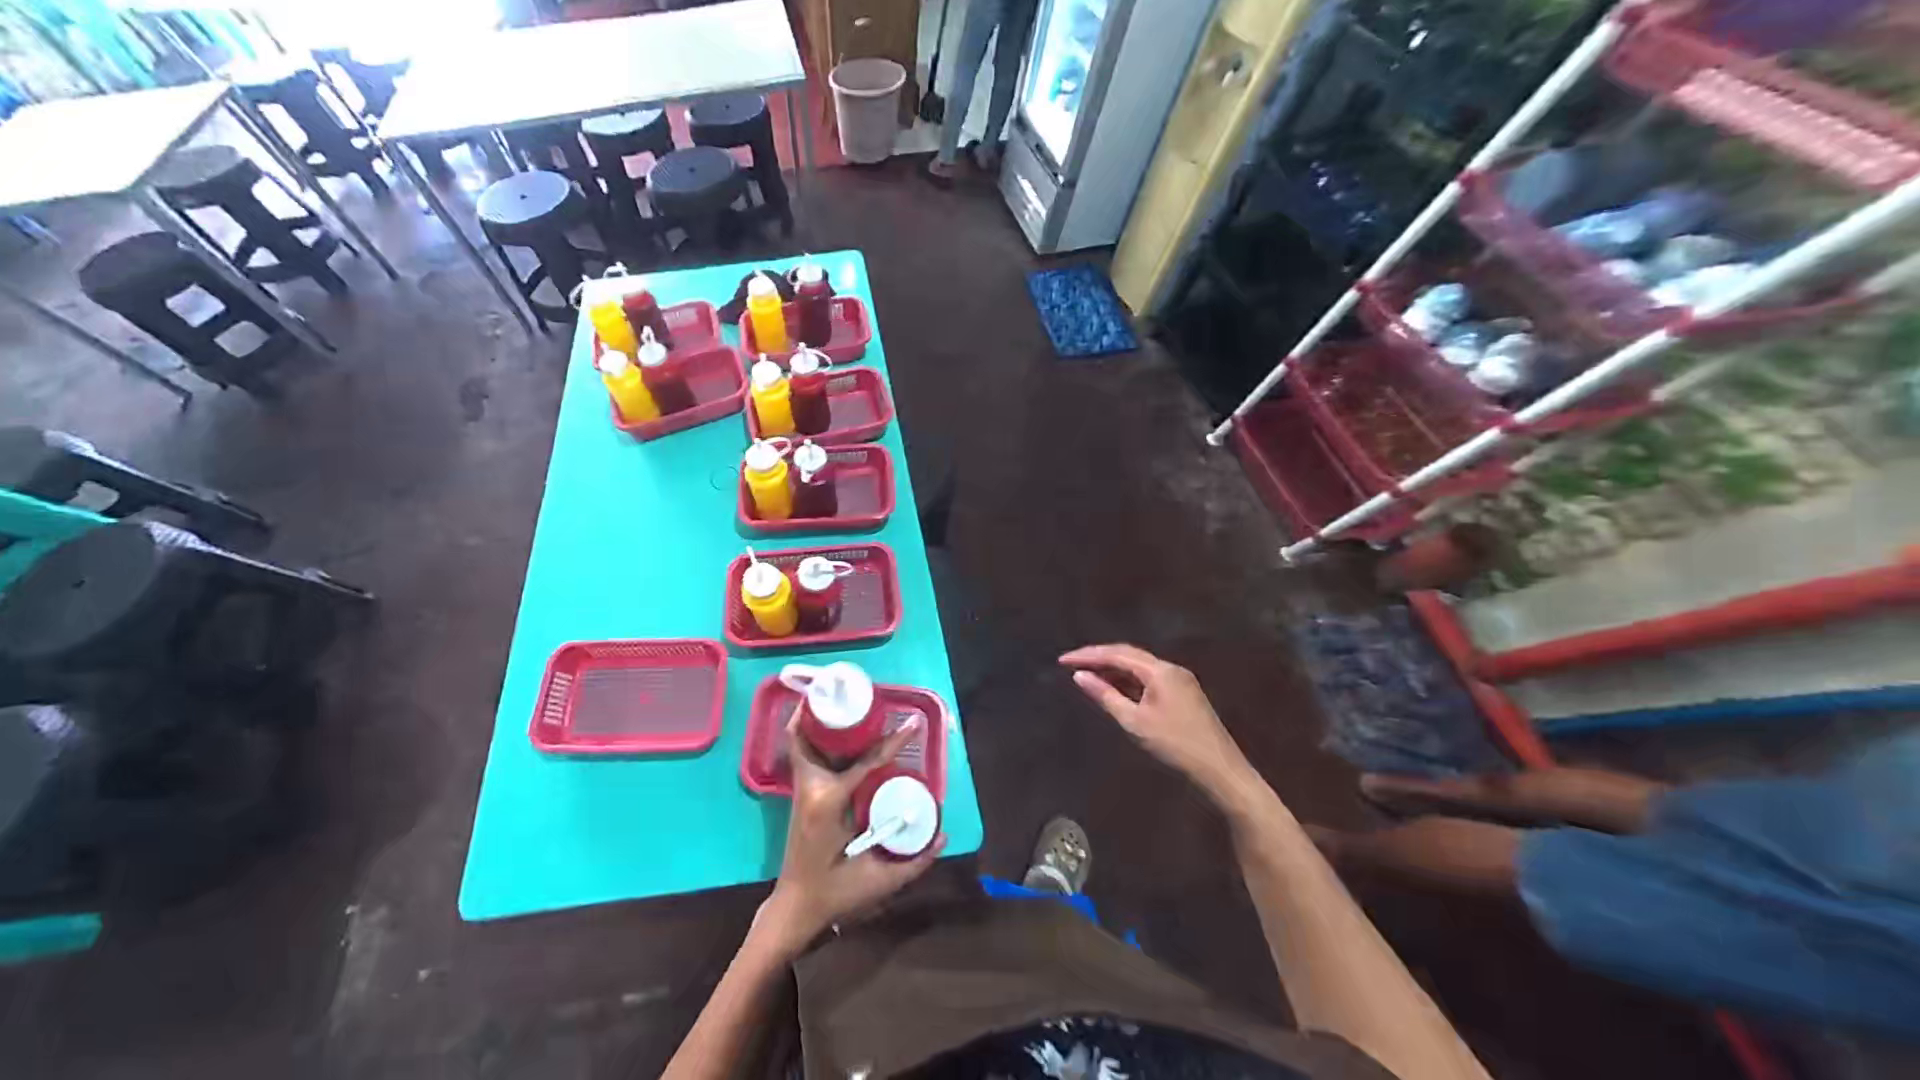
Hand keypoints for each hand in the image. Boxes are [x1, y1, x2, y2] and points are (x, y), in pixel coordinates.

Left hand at [757, 707, 944, 955]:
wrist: (796, 908)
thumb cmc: (835, 894)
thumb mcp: (879, 881)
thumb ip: (915, 861)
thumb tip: (943, 835)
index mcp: (829, 803)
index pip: (864, 763)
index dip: (891, 743)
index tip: (911, 723)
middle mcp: (811, 788)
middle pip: (818, 738)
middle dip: (837, 714)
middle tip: (861, 696)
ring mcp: (801, 790)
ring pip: (803, 742)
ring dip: (818, 720)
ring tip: (844, 702)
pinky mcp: (801, 795)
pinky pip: (801, 753)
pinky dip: (809, 734)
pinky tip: (832, 729)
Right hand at [1060, 644, 1255, 797]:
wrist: (1219, 770)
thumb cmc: (1175, 745)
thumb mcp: (1134, 722)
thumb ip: (1106, 696)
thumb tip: (1079, 675)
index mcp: (1160, 670)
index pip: (1117, 654)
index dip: (1088, 655)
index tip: (1062, 660)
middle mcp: (1170, 669)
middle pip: (1129, 655)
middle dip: (1098, 658)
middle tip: (1070, 663)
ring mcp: (1179, 681)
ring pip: (1139, 667)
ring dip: (1112, 669)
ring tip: (1086, 674)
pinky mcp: (1182, 694)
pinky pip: (1148, 679)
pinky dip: (1127, 681)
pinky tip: (1113, 688)